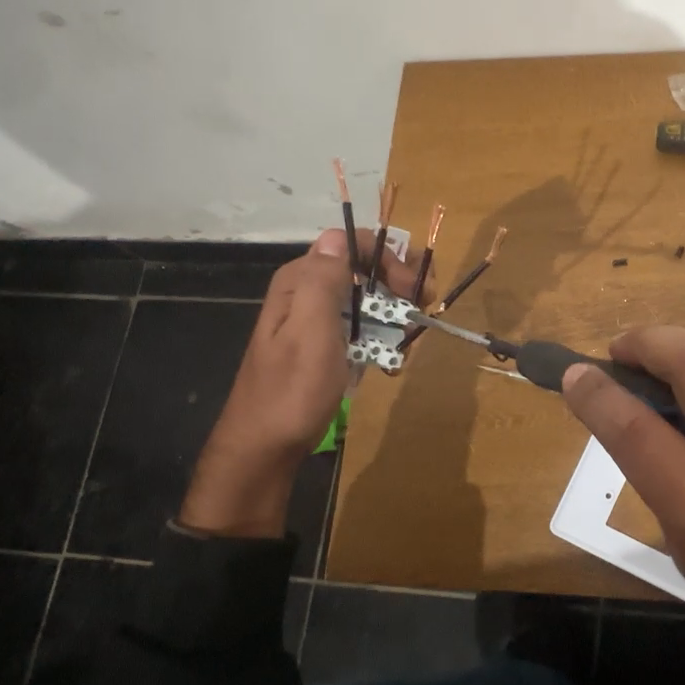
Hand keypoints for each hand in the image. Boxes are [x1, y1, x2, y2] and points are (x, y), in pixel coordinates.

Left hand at [179, 228, 427, 536]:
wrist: (264, 448)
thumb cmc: (292, 391)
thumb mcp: (311, 331)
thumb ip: (323, 281)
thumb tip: (339, 236)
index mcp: (300, 281)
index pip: (351, 244)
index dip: (388, 258)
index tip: (413, 289)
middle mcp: (305, 293)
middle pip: (362, 269)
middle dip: (397, 285)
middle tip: (420, 312)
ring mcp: (313, 321)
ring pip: (364, 300)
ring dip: (392, 316)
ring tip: (408, 342)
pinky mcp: (321, 347)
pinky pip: (358, 329)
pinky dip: (379, 340)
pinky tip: (390, 362)